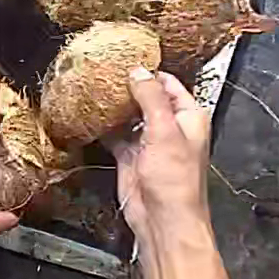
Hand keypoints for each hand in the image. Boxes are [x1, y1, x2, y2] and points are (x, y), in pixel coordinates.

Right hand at [112, 68, 212, 248]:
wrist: (162, 219)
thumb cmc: (175, 181)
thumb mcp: (165, 131)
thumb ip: (151, 99)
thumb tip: (138, 72)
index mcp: (188, 117)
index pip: (168, 85)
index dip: (149, 72)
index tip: (126, 60)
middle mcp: (169, 128)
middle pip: (146, 99)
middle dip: (128, 87)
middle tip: (104, 72)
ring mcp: (148, 143)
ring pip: (129, 117)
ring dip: (115, 108)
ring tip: (94, 90)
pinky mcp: (130, 158)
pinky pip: (115, 137)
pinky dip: (104, 128)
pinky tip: (91, 117)